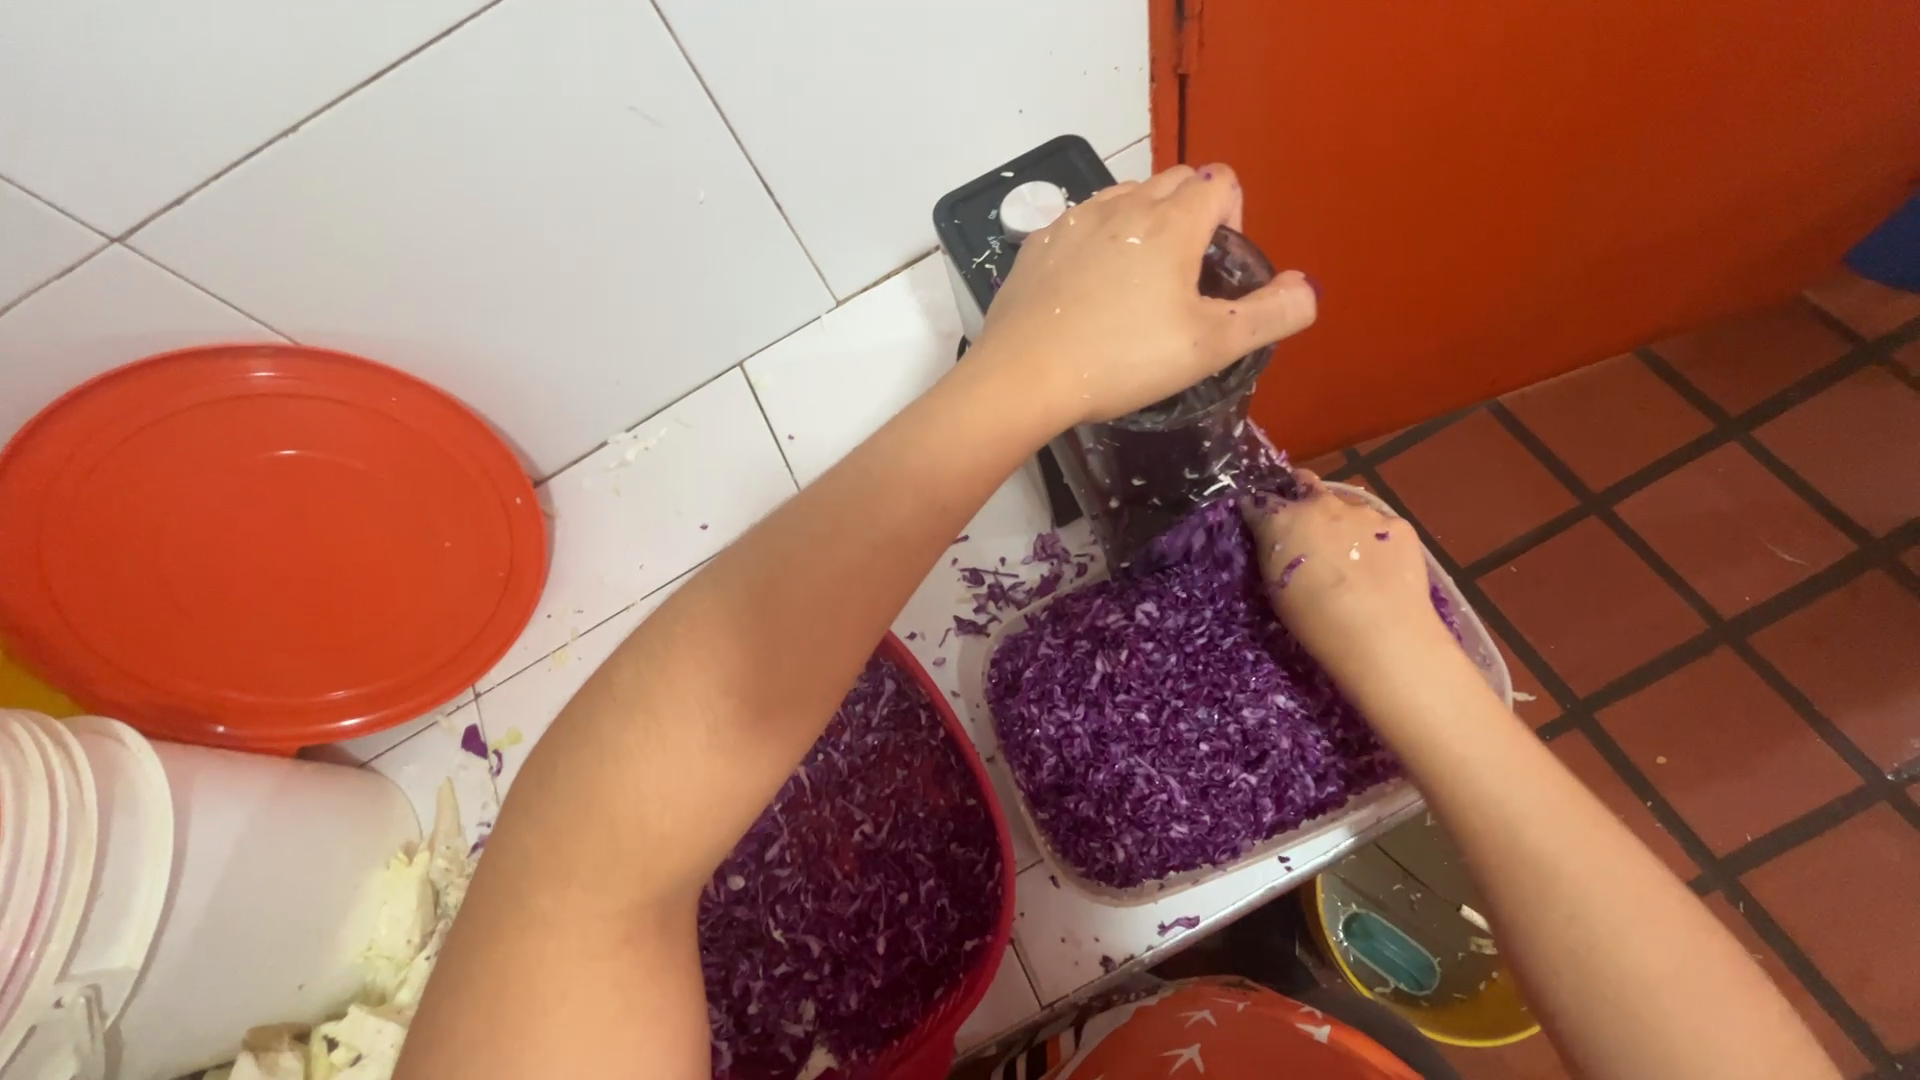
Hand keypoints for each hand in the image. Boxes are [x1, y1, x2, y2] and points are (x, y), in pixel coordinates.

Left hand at [971, 164, 1316, 426]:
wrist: (1024, 377)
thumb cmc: (1122, 360)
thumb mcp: (1211, 347)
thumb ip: (1271, 315)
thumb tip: (1306, 289)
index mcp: (1173, 221)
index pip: (1220, 181)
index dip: (1232, 214)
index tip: (1220, 265)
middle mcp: (1124, 205)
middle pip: (1173, 181)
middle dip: (1191, 212)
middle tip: (1184, 274)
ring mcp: (1074, 221)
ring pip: (1123, 197)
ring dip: (1142, 222)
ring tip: (1136, 280)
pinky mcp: (1037, 245)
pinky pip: (1079, 224)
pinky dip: (1096, 241)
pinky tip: (1087, 289)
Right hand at [1239, 473, 1452, 677]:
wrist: (1380, 632)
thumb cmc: (1312, 619)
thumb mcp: (1274, 586)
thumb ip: (1274, 552)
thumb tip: (1279, 542)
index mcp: (1279, 520)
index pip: (1258, 501)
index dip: (1258, 509)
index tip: (1260, 518)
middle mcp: (1318, 505)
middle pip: (1304, 484)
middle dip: (1301, 495)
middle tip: (1305, 523)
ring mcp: (1362, 512)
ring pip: (1346, 506)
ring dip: (1341, 521)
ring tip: (1350, 554)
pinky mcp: (1398, 525)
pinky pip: (1380, 526)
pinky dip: (1375, 539)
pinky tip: (1381, 565)